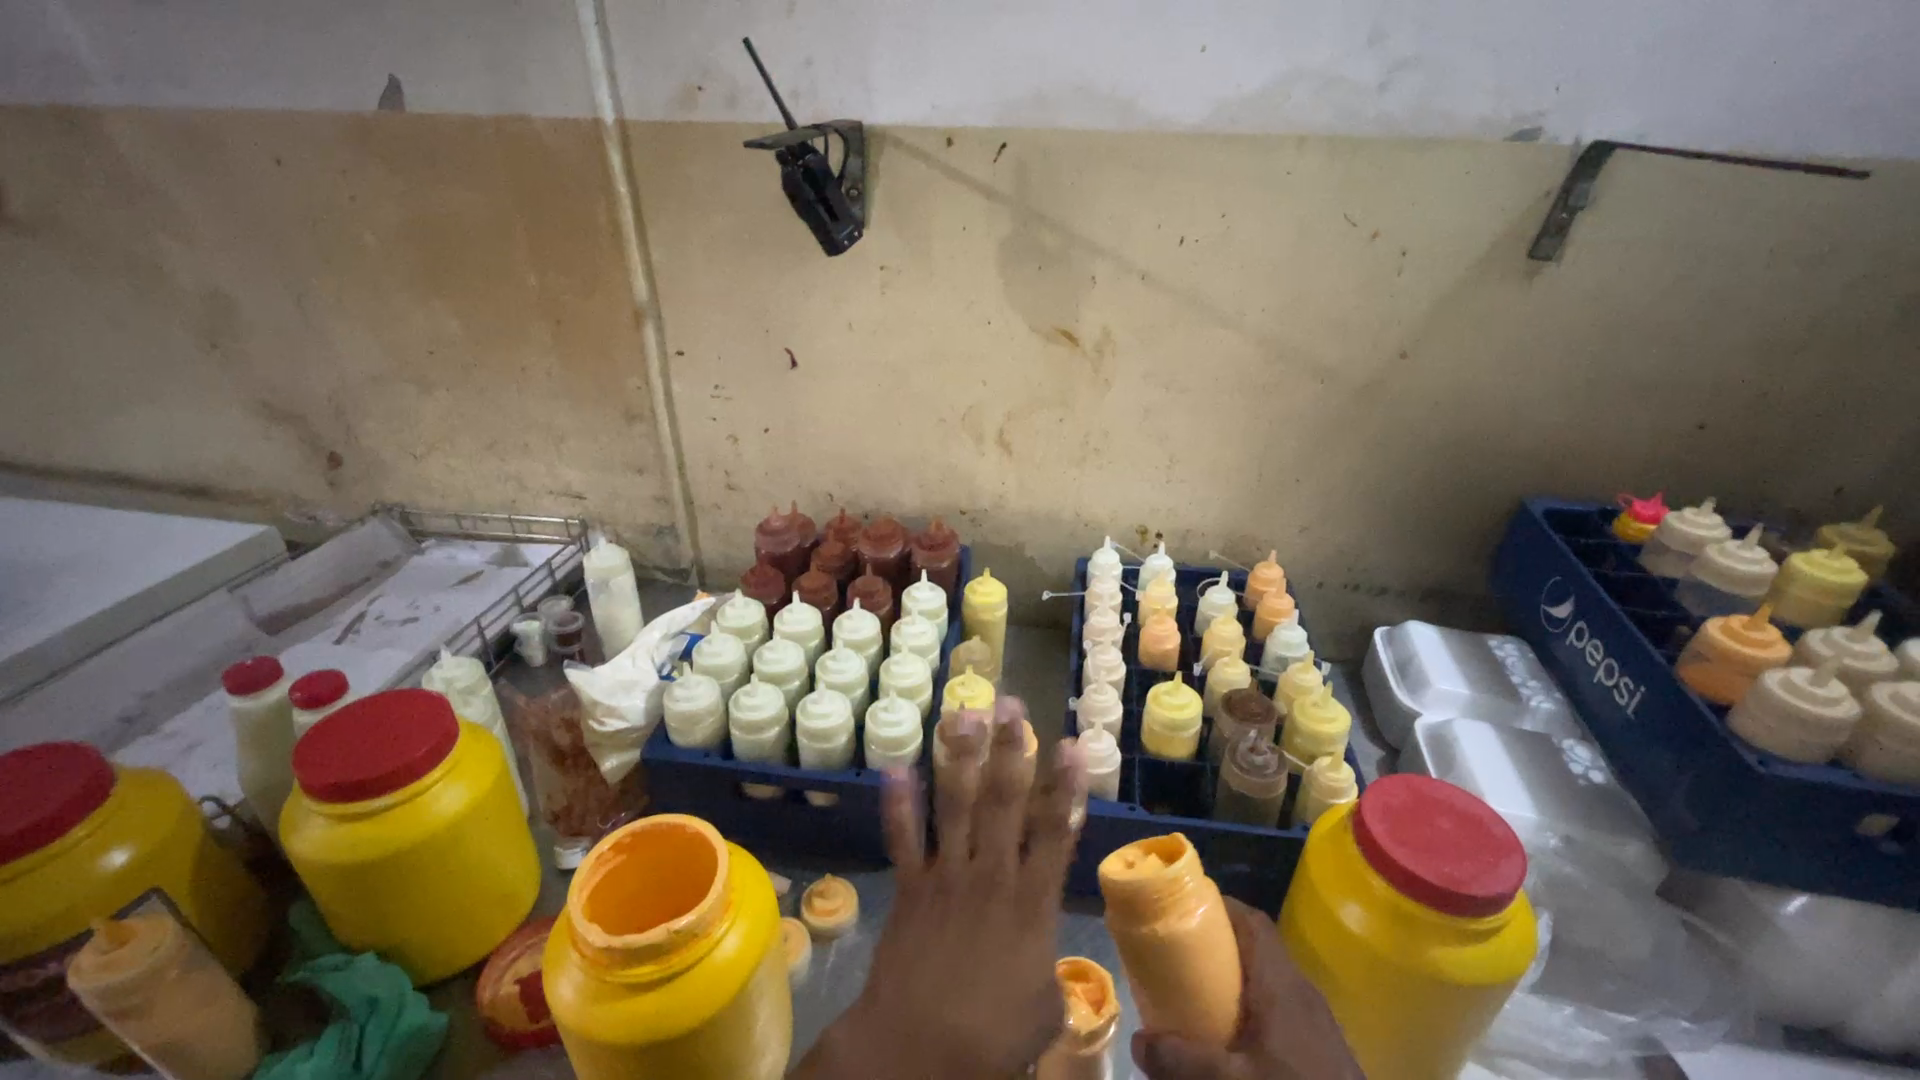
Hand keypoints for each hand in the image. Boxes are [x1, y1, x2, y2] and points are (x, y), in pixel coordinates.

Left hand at [792, 696, 1084, 1079]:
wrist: (918, 1049)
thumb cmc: (991, 1037)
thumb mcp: (1044, 1009)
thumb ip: (1047, 971)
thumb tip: (1046, 961)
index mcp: (1033, 903)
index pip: (1055, 831)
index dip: (1066, 785)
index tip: (1073, 743)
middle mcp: (992, 875)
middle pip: (1005, 801)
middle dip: (1011, 750)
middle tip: (1013, 706)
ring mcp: (947, 876)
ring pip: (958, 805)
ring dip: (962, 757)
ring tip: (965, 714)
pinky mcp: (910, 887)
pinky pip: (904, 836)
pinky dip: (899, 802)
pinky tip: (898, 765)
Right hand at [1132, 897, 1363, 1079]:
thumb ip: (1182, 1061)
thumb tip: (1138, 1039)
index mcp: (1282, 985)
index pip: (1252, 922)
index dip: (1218, 907)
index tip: (1181, 909)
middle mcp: (1300, 993)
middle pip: (1256, 950)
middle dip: (1215, 947)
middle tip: (1175, 956)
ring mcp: (1315, 1024)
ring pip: (1266, 984)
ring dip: (1232, 982)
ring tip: (1193, 997)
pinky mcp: (1320, 1052)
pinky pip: (1277, 1014)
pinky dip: (1248, 1013)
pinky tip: (1229, 1044)